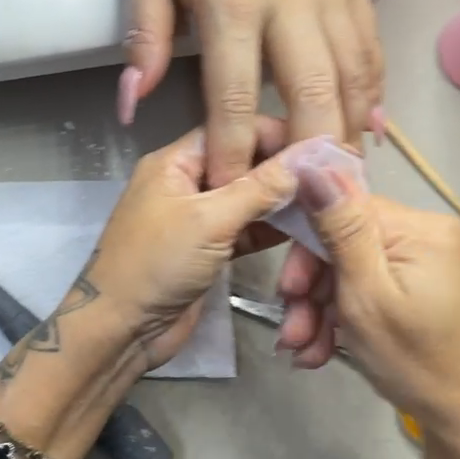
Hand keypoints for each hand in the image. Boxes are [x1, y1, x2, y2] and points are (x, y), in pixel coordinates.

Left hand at [83, 122, 318, 371]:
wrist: (120, 329)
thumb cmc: (155, 265)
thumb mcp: (209, 219)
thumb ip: (261, 186)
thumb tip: (314, 152)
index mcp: (174, 162)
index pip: (232, 129)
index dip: (278, 133)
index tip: (326, 145)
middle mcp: (184, 183)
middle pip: (244, 163)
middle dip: (286, 169)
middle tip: (338, 176)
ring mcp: (196, 218)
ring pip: (249, 199)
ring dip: (284, 202)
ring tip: (331, 202)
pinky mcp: (207, 250)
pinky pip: (247, 230)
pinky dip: (273, 230)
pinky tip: (309, 230)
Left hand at [122, 0, 383, 183]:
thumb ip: (144, 37)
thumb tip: (131, 103)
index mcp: (230, 5)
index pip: (233, 96)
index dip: (235, 152)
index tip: (232, 194)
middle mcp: (289, 3)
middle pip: (311, 93)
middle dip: (310, 155)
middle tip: (309, 202)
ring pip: (352, 74)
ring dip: (350, 131)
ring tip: (344, 179)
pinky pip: (370, 46)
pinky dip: (374, 89)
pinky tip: (371, 125)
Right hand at [277, 161, 459, 436]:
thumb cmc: (418, 360)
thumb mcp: (366, 295)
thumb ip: (339, 228)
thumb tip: (311, 164)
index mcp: (421, 229)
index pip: (342, 209)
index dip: (305, 248)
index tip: (287, 291)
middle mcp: (430, 235)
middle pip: (344, 244)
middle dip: (310, 290)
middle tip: (290, 333)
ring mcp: (432, 264)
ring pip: (352, 273)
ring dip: (320, 312)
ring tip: (303, 351)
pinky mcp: (429, 289)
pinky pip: (373, 290)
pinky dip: (345, 319)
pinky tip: (323, 351)